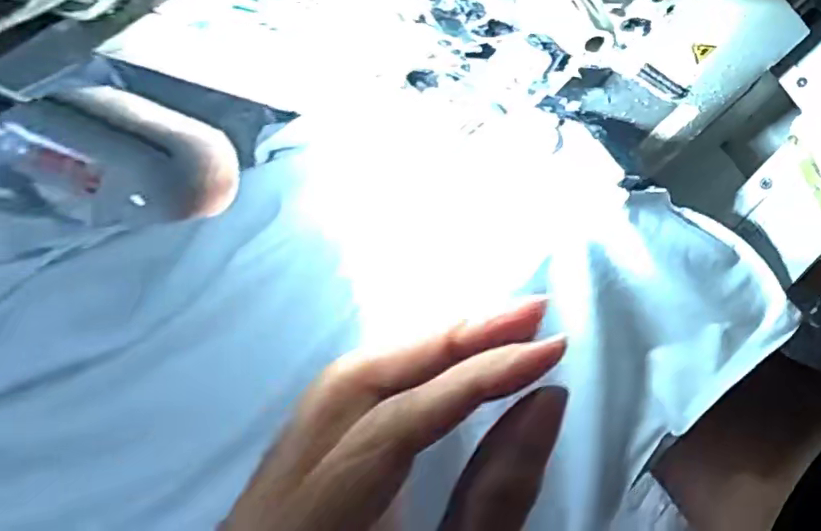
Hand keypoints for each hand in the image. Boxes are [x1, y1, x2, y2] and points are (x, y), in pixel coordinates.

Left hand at [225, 299, 568, 530]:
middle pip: (353, 386)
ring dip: (436, 342)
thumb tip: (550, 393)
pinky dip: (414, 364)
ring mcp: (265, 492)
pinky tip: (463, 354)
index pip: (391, 428)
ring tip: (511, 323)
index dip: (478, 377)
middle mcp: (264, 507)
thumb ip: (499, 497)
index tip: (556, 348)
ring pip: (345, 384)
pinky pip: (347, 402)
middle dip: (452, 338)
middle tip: (533, 313)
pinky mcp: (288, 484)